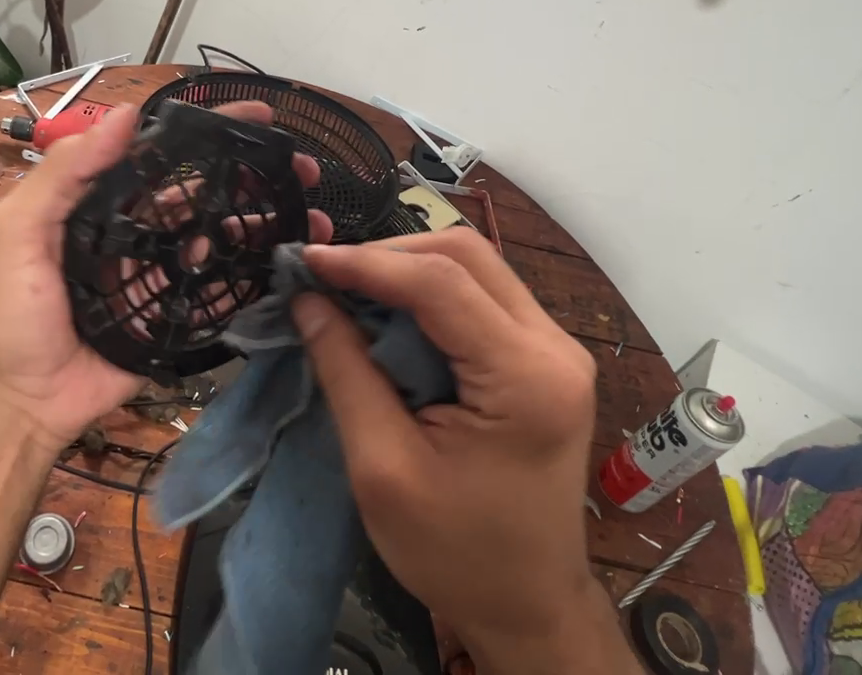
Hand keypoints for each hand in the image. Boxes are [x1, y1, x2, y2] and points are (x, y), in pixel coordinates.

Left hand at [0, 101, 328, 449]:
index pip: (163, 154)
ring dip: (265, 221)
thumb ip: (63, 174)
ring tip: (310, 215)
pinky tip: (285, 259)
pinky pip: (220, 287)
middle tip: (302, 169)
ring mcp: (162, 273)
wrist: (25, 400)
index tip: (259, 118)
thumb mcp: (19, 232)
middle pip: (205, 192)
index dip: (210, 132)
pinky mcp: (177, 315)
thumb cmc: (14, 313)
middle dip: (255, 175)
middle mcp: (139, 230)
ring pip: (221, 236)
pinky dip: (253, 272)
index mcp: (105, 202)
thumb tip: (124, 116)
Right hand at [293, 230, 634, 672]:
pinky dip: (427, 292)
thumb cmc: (455, 554)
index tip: (305, 261)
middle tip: (328, 276)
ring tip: (349, 289)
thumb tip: (308, 300)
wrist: (529, 607)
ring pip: (475, 267)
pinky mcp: (543, 358)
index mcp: (526, 379)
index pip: (440, 284)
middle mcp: (554, 348)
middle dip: (389, 254)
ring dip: (407, 269)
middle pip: (466, 256)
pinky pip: (481, 296)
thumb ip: (345, 370)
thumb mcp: (382, 467)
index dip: (366, 262)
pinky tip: (387, 311)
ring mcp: (556, 349)